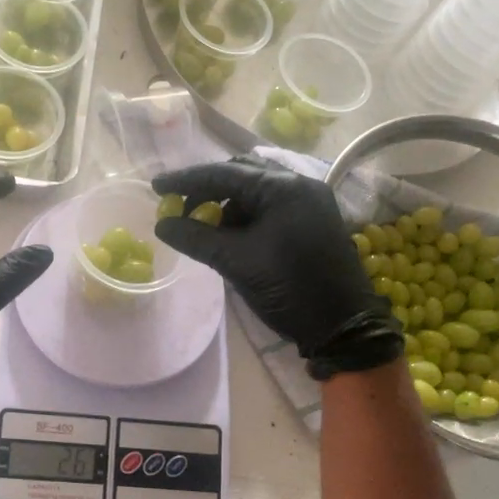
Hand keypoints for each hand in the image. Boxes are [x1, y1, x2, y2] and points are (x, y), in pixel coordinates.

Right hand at [153, 156, 401, 378]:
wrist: (342, 325)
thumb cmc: (290, 288)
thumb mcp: (236, 262)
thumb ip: (196, 238)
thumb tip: (162, 224)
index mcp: (284, 187)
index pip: (224, 173)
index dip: (186, 180)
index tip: (156, 187)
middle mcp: (300, 186)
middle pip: (242, 175)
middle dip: (207, 190)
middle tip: (179, 208)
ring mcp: (309, 204)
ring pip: (256, 193)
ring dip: (226, 206)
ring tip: (202, 228)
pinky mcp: (312, 223)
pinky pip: (271, 209)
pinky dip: (245, 219)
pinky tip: (228, 238)